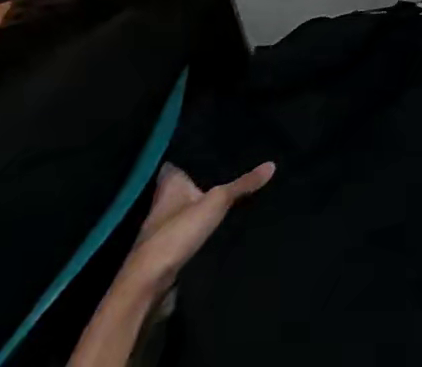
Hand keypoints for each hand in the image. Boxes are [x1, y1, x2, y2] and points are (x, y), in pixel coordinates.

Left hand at [123, 162, 274, 291]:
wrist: (149, 282)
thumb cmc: (177, 232)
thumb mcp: (217, 202)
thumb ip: (243, 184)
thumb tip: (272, 164)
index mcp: (170, 182)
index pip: (182, 157)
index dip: (197, 149)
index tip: (218, 140)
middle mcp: (164, 198)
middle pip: (189, 179)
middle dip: (207, 171)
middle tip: (238, 156)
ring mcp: (166, 221)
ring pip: (191, 200)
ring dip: (208, 194)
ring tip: (239, 178)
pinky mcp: (171, 240)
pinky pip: (194, 218)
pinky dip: (206, 214)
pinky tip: (226, 210)